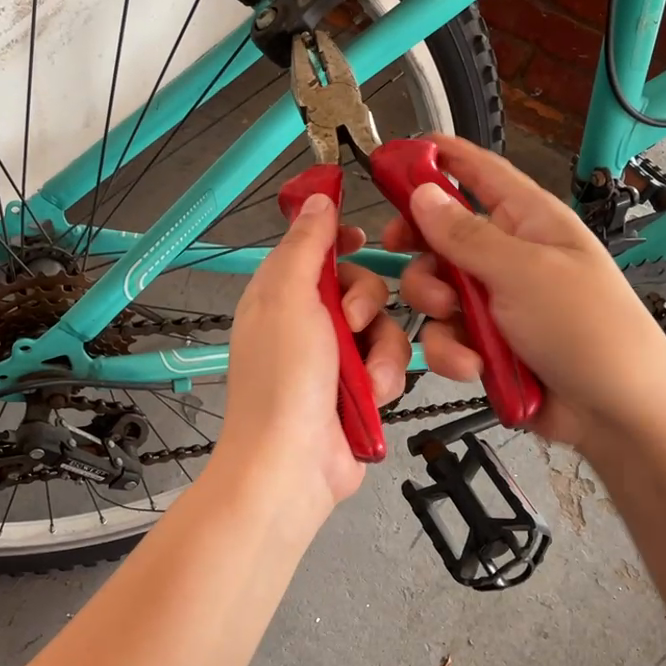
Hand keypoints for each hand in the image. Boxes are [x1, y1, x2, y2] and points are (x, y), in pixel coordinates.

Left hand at [210, 193, 410, 512]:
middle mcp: (303, 324)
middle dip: (367, 303)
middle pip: (357, 287)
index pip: (311, 251)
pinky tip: (372, 398)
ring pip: (382, 327)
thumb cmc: (282, 382)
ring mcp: (331, 360)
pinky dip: (384, 380)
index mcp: (276, 296)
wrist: (292, 464)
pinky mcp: (356, 391)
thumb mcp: (288, 297)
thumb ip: (304, 245)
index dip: (338, 240)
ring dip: (382, 350)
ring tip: (366, 376)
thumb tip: (315, 201)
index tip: (360, 237)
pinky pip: (388, 366)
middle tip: (353, 324)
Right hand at [384, 135, 665, 456]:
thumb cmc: (591, 331)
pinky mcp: (485, 342)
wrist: (616, 415)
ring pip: (435, 289)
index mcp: (529, 221)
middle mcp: (508, 255)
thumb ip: (465, 235)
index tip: (394, 154)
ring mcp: (495, 301)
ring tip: (461, 329)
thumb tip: (423, 193)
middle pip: (440, 234)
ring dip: (438, 310)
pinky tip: (474, 365)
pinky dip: (452, 351)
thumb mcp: (524, 274)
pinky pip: (445, 334)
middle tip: (401, 252)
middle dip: (421, 251)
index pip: (479, 172)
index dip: (438, 158)